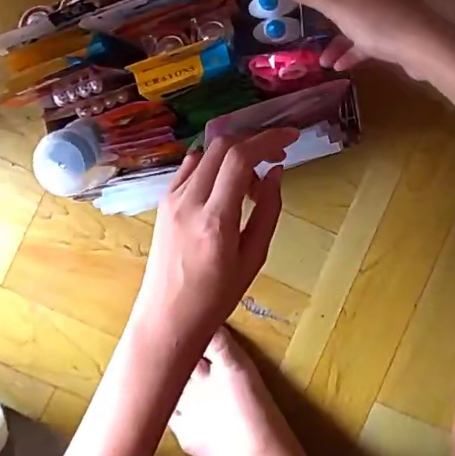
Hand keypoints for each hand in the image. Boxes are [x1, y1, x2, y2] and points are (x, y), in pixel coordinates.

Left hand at [135, 128, 297, 345]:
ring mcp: (171, 199)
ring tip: (253, 180)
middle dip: (254, 141)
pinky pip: (191, 166)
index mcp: (215, 219)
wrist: (167, 319)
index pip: (240, 158)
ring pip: (206, 152)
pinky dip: (214, 163)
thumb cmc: (216, 297)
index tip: (290, 136)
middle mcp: (189, 201)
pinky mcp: (164, 201)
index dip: (268, 139)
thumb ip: (268, 210)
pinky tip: (227, 183)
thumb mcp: (254, 258)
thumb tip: (276, 172)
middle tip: (277, 154)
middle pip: (222, 146)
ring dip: (235, 153)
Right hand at [275, 0, 454, 79]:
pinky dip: (351, 49)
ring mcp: (384, 7)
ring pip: (353, 14)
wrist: (423, 46)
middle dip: (321, 0)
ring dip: (335, 33)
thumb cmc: (375, 20)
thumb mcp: (335, 5)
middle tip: (302, 12)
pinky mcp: (393, 30)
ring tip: (319, 56)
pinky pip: (366, 37)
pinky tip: (338, 65)